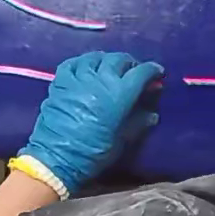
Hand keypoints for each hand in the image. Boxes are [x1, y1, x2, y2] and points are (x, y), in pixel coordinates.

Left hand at [16, 51, 162, 196]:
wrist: (58, 157)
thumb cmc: (94, 151)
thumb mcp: (123, 139)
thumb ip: (139, 120)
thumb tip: (152, 111)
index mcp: (120, 93)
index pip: (141, 72)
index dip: (152, 71)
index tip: (157, 74)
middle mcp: (100, 79)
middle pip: (119, 59)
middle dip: (130, 64)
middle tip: (132, 72)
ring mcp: (78, 78)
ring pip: (96, 57)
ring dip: (106, 61)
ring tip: (109, 68)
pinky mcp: (60, 81)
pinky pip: (73, 63)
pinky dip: (82, 63)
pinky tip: (85, 68)